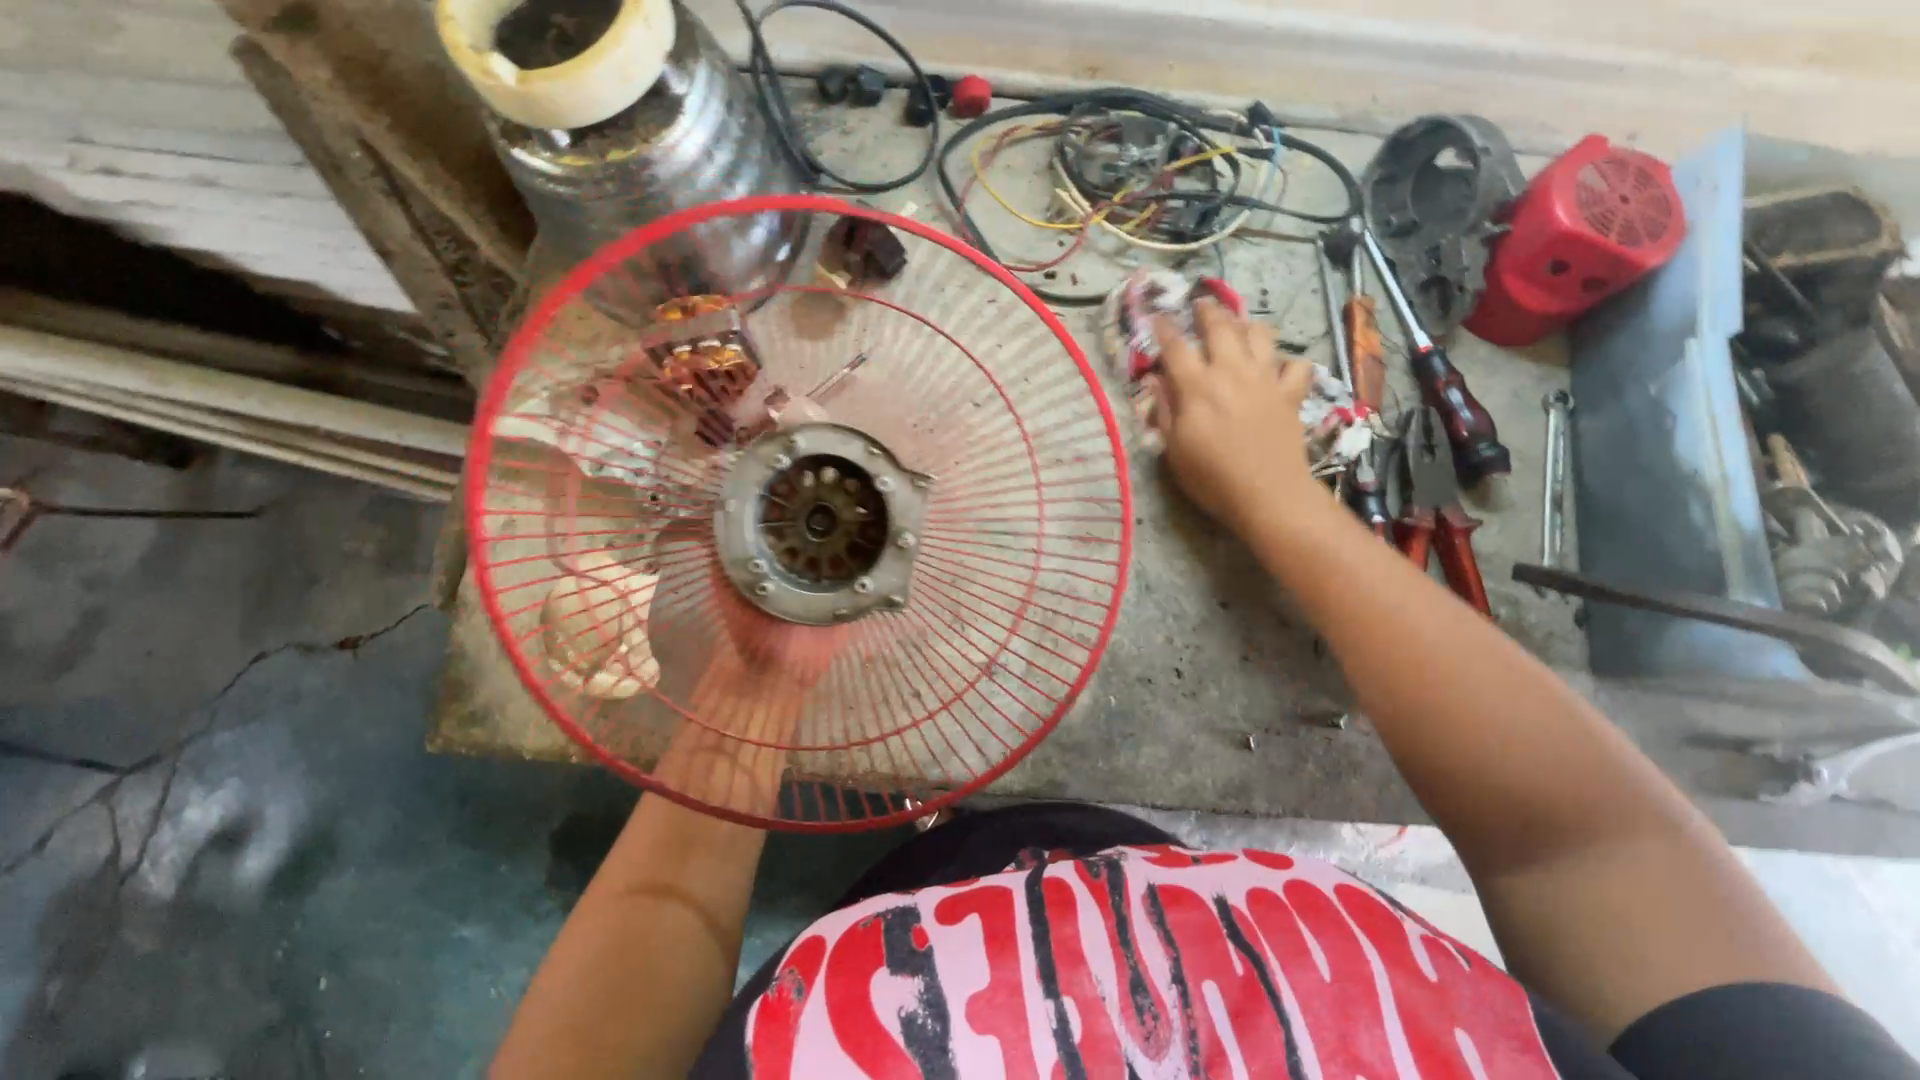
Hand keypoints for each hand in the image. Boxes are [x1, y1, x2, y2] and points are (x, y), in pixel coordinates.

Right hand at [1151, 299, 1318, 530]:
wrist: (1268, 495)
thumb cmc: (1212, 478)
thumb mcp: (1175, 450)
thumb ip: (1165, 411)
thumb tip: (1158, 383)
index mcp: (1197, 386)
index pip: (1176, 346)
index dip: (1164, 329)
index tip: (1157, 318)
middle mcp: (1231, 372)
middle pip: (1220, 326)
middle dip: (1207, 310)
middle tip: (1200, 303)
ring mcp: (1265, 379)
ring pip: (1260, 334)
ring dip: (1247, 325)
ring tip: (1239, 326)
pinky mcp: (1291, 394)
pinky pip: (1296, 365)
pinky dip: (1288, 362)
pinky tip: (1278, 368)